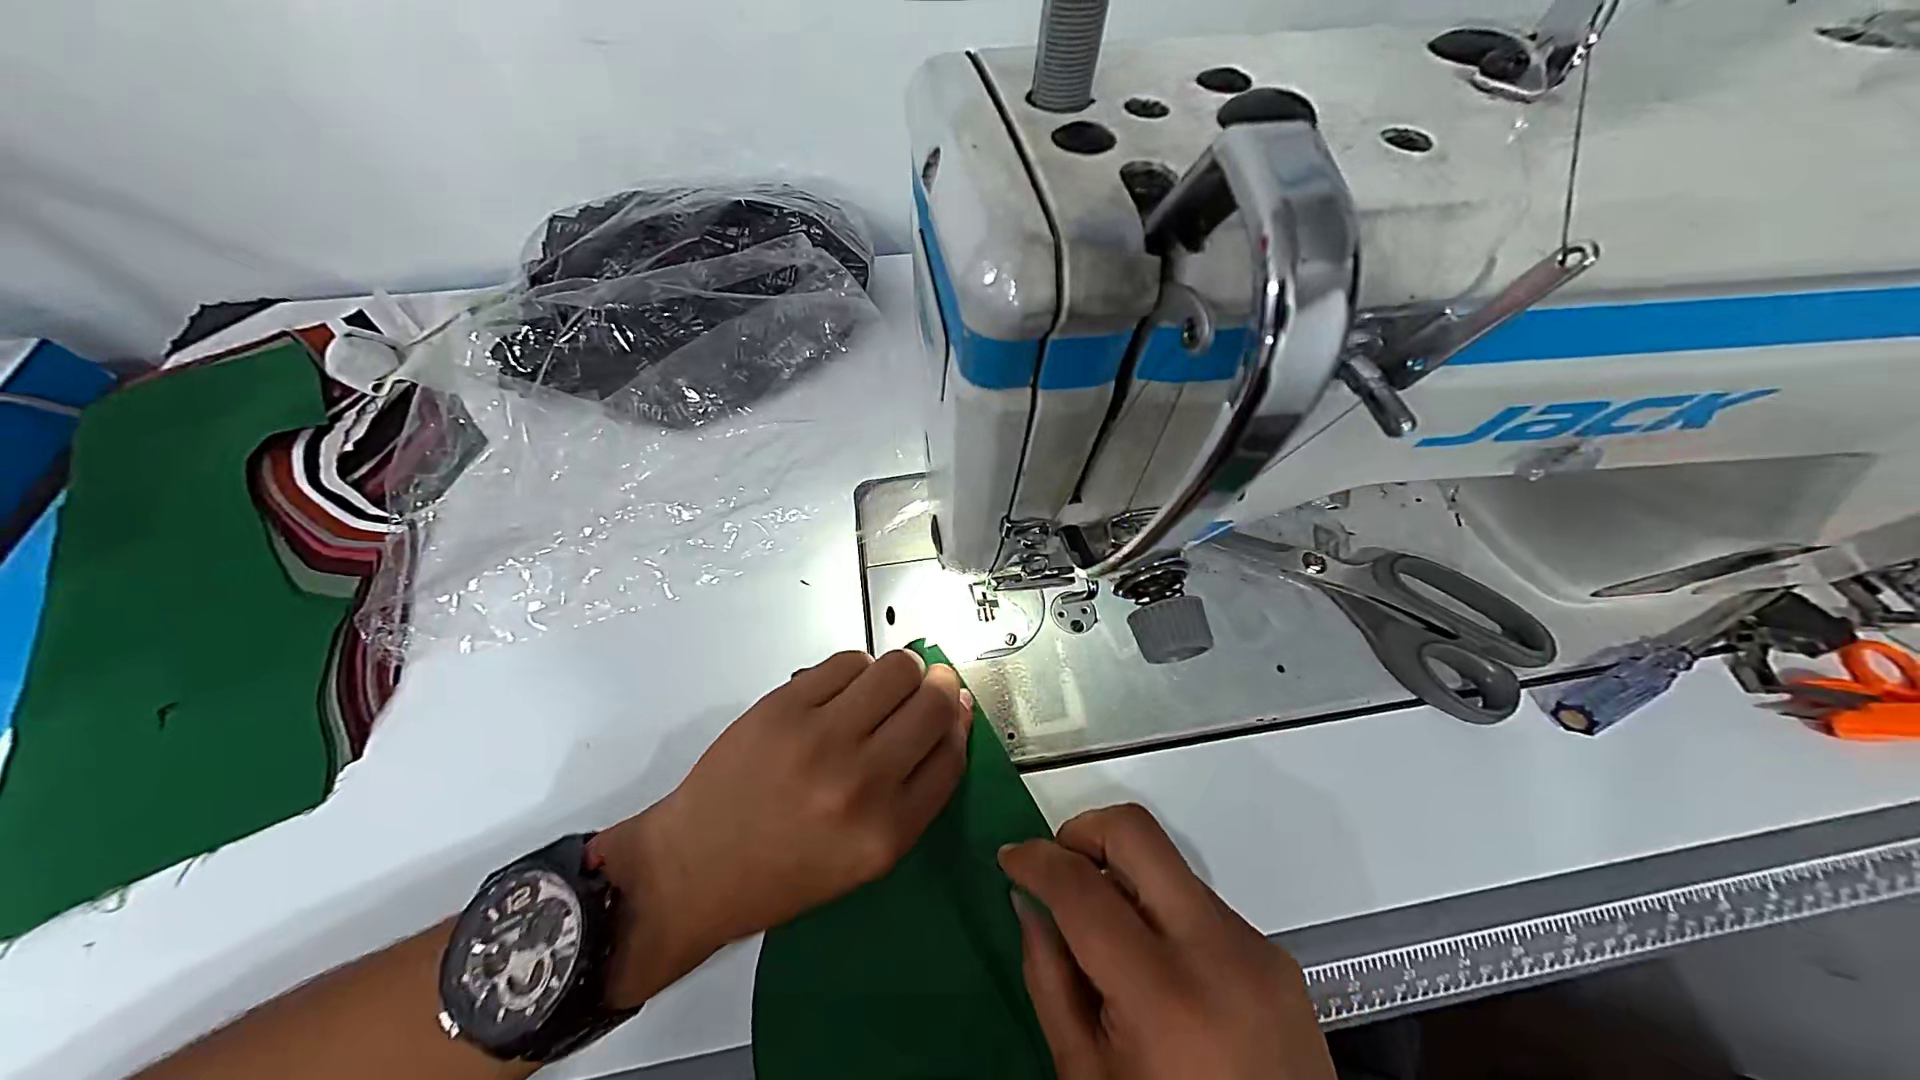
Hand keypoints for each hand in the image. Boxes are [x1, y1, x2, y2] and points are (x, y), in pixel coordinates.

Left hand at [591, 649, 971, 1006]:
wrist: (694, 867)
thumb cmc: (783, 872)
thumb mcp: (867, 857)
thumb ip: (916, 794)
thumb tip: (949, 718)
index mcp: (887, 832)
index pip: (952, 755)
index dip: (958, 723)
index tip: (953, 708)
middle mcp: (861, 783)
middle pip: (932, 704)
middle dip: (940, 685)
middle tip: (929, 684)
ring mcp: (820, 738)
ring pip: (896, 669)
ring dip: (902, 670)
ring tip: (884, 686)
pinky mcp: (784, 706)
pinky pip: (848, 661)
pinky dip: (857, 668)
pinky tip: (845, 688)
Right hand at [999, 805, 1334, 1079]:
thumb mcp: (1087, 1076)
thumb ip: (1049, 980)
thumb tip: (1030, 903)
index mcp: (1163, 996)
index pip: (1083, 888)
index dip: (1036, 860)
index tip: (1012, 857)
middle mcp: (1217, 953)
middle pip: (1137, 833)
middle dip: (1082, 831)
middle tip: (1057, 866)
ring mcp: (1255, 949)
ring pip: (1169, 864)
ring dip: (1123, 875)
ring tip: (1106, 932)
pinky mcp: (1276, 955)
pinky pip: (1201, 903)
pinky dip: (1162, 909)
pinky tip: (1156, 964)